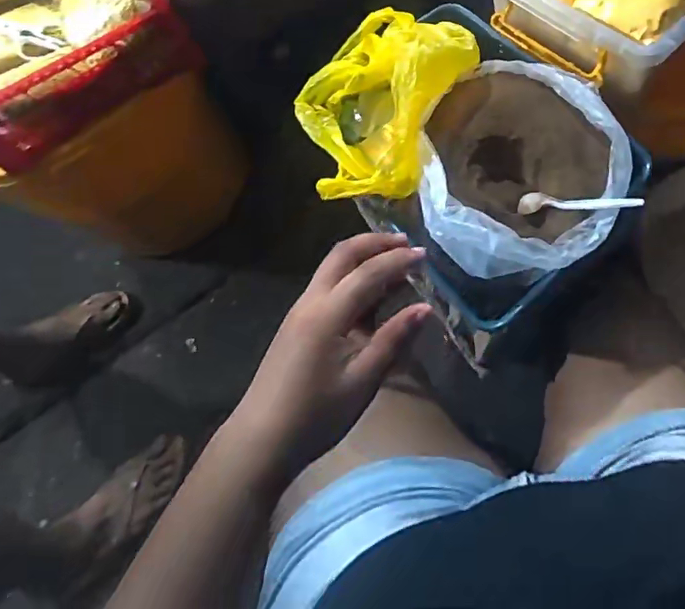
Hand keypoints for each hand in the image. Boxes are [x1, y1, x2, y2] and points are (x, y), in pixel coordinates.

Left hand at [226, 234, 432, 479]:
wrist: (259, 443)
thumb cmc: (314, 417)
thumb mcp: (362, 382)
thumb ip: (393, 339)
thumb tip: (425, 308)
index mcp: (327, 315)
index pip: (368, 272)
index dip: (398, 260)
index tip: (425, 256)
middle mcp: (310, 302)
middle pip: (343, 254)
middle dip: (376, 242)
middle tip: (406, 243)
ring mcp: (300, 311)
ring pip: (332, 266)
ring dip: (363, 255)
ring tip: (394, 260)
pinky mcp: (296, 323)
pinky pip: (328, 283)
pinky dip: (352, 274)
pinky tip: (371, 292)